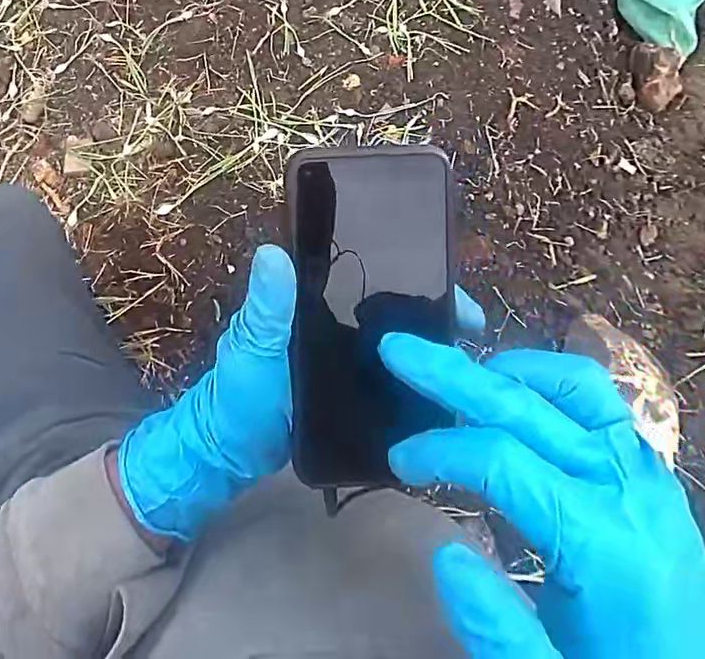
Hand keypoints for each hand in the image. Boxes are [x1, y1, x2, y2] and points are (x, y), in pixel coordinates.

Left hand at [119, 248, 489, 541]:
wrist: (233, 454)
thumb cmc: (237, 392)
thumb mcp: (251, 345)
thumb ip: (265, 306)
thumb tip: (272, 250)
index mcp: (316, 301)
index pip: (369, 275)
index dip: (408, 274)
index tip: (447, 281)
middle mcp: (340, 324)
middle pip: (396, 310)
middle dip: (434, 313)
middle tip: (471, 327)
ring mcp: (351, 361)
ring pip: (401, 347)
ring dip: (432, 350)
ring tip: (470, 361)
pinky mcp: (358, 396)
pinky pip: (394, 384)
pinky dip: (417, 385)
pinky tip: (446, 396)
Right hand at [381, 335, 704, 658]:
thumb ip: (500, 633)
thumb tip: (444, 551)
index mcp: (602, 541)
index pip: (502, 460)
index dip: (439, 451)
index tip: (398, 462)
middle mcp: (625, 484)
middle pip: (525, 403)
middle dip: (452, 372)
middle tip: (396, 349)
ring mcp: (643, 466)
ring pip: (569, 381)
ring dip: (505, 368)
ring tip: (459, 376)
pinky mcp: (647, 464)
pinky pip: (594, 396)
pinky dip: (545, 378)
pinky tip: (515, 393)